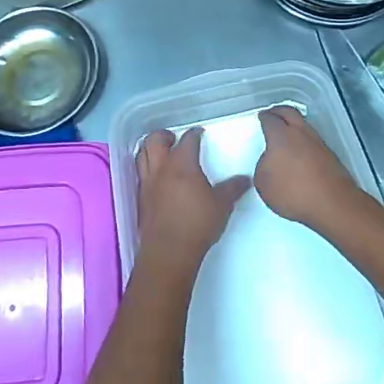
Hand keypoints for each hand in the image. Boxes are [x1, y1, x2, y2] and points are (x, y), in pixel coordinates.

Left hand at [135, 128, 248, 270]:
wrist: (169, 250)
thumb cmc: (198, 224)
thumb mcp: (222, 205)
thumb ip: (232, 189)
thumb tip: (245, 179)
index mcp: (182, 164)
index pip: (187, 140)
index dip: (194, 134)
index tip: (199, 133)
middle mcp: (161, 168)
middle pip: (155, 140)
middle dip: (164, 135)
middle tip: (173, 138)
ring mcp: (147, 182)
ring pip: (141, 154)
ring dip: (149, 147)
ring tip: (160, 151)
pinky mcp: (140, 196)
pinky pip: (138, 172)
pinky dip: (145, 166)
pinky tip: (154, 174)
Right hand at [254, 107, 378, 233]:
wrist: (331, 204)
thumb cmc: (295, 192)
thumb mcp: (263, 182)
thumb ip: (263, 165)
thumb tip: (269, 162)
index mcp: (281, 136)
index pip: (270, 119)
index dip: (264, 117)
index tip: (262, 117)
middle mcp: (301, 134)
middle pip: (289, 112)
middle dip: (279, 111)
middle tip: (273, 113)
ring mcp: (318, 143)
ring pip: (304, 124)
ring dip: (294, 124)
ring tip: (287, 131)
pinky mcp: (330, 156)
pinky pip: (314, 140)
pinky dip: (305, 140)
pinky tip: (300, 151)